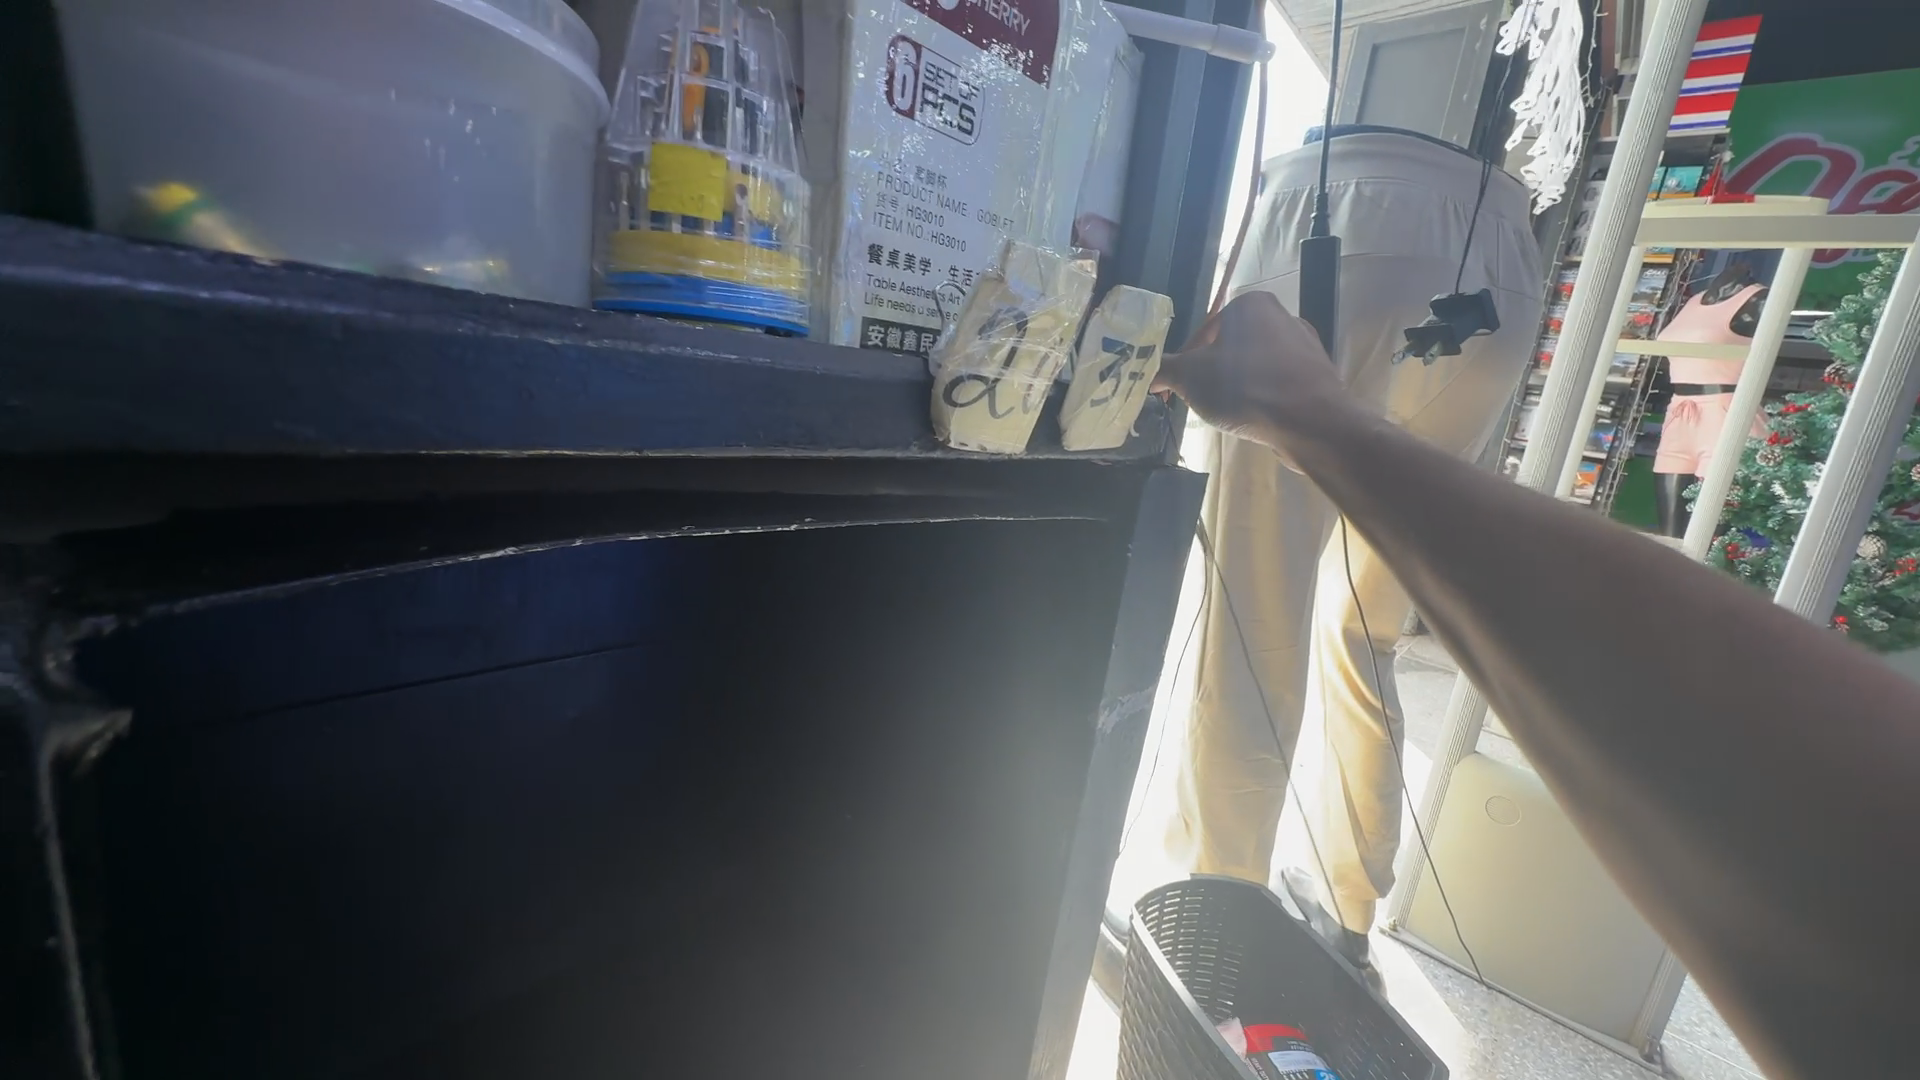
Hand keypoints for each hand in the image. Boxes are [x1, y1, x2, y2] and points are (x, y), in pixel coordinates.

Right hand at [1153, 291, 1346, 444]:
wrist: (1311, 422)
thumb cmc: (1245, 388)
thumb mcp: (1189, 377)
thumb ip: (1164, 369)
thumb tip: (1146, 370)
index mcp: (1250, 305)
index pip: (1203, 332)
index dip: (1185, 363)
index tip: (1179, 388)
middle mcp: (1281, 315)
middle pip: (1228, 348)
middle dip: (1211, 374)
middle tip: (1201, 400)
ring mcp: (1303, 345)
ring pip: (1252, 366)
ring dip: (1235, 387)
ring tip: (1228, 412)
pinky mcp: (1315, 374)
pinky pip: (1275, 383)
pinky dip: (1261, 397)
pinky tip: (1255, 417)